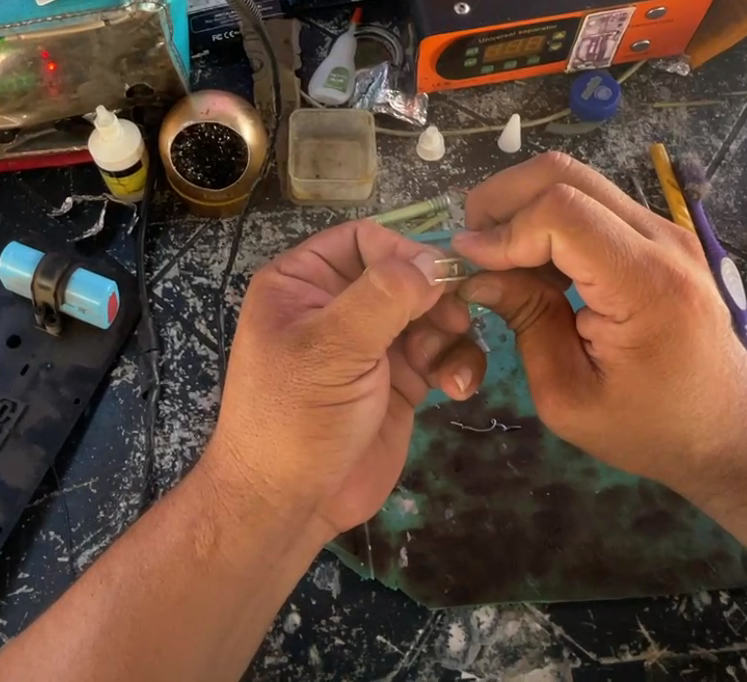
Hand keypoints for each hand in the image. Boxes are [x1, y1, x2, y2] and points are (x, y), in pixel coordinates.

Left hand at [199, 220, 485, 543]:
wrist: (290, 505)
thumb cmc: (295, 416)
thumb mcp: (331, 349)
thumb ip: (382, 297)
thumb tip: (433, 259)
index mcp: (303, 281)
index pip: (363, 240)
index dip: (403, 253)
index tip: (436, 280)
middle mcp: (338, 304)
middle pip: (405, 275)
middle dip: (434, 298)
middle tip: (454, 322)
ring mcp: (370, 343)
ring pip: (429, 313)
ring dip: (450, 333)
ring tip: (446, 366)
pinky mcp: (399, 380)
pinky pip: (440, 353)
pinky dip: (456, 364)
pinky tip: (456, 389)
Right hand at [450, 152, 746, 492]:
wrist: (731, 428)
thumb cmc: (651, 427)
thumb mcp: (568, 395)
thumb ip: (524, 322)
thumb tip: (476, 273)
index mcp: (647, 286)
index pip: (562, 213)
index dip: (504, 230)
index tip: (470, 263)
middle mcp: (662, 240)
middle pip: (564, 174)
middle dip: (503, 199)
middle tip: (474, 244)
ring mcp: (663, 229)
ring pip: (573, 178)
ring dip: (521, 204)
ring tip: (497, 253)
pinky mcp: (656, 232)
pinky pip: (588, 199)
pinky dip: (544, 215)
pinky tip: (531, 259)